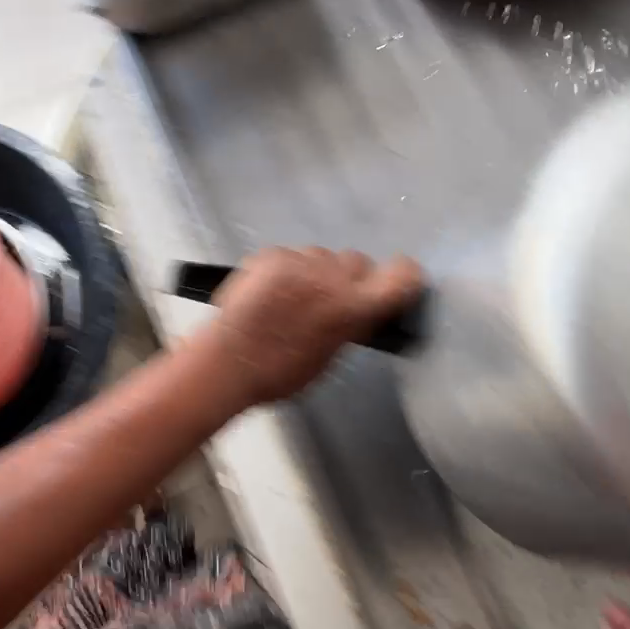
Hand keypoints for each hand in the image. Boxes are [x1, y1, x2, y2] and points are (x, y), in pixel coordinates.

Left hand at [190, 246, 423, 406]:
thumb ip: (350, 325)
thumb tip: (358, 312)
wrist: (226, 362)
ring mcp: (298, 261)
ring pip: (321, 257)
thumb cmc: (279, 373)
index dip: (402, 277)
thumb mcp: (329, 357)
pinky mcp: (270, 255)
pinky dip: (284, 271)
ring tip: (289, 300)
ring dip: (314, 273)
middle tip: (326, 301)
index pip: (403, 274)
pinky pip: (289, 257)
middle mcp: (331, 276)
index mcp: (353, 306)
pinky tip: (268, 294)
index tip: (392, 285)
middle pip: (357, 261)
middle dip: (348, 278)